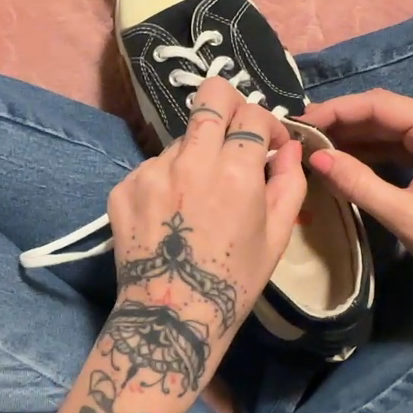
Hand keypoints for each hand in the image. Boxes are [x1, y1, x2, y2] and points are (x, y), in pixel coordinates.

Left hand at [104, 77, 306, 391]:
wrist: (170, 316)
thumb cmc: (233, 281)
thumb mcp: (277, 236)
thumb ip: (289, 183)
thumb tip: (289, 149)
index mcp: (236, 171)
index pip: (253, 114)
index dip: (268, 123)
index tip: (270, 144)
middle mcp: (191, 161)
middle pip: (210, 96)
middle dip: (229, 106)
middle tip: (233, 133)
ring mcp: (151, 171)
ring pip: (181, 139)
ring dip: (196, 155)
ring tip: (198, 197)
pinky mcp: (123, 186)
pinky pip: (152, 167)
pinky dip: (167, 180)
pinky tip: (171, 215)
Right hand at [301, 89, 412, 307]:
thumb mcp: (405, 217)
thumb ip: (357, 182)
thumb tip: (315, 157)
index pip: (381, 105)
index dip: (338, 110)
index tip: (301, 122)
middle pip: (389, 113)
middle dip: (345, 123)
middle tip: (303, 136)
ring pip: (397, 129)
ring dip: (359, 138)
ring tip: (317, 147)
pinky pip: (410, 144)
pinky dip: (380, 151)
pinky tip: (350, 159)